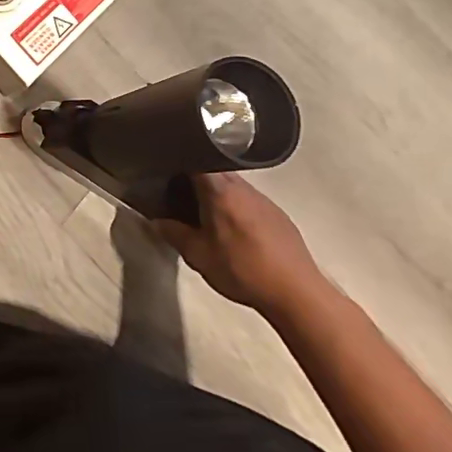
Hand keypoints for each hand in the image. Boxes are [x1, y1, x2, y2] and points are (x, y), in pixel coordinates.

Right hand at [155, 173, 330, 318]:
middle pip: (215, 169)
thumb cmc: (241, 270)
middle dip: (196, 177)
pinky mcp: (278, 214)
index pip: (196, 159)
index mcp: (219, 191)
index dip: (180, 160)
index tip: (166, 170)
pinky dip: (235, 205)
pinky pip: (249, 199)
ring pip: (233, 184)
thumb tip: (156, 221)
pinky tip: (233, 227)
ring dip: (217, 192)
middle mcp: (242, 188)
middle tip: (179, 193)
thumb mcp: (198, 255)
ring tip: (204, 211)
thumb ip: (174, 234)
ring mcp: (263, 199)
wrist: (294, 291)